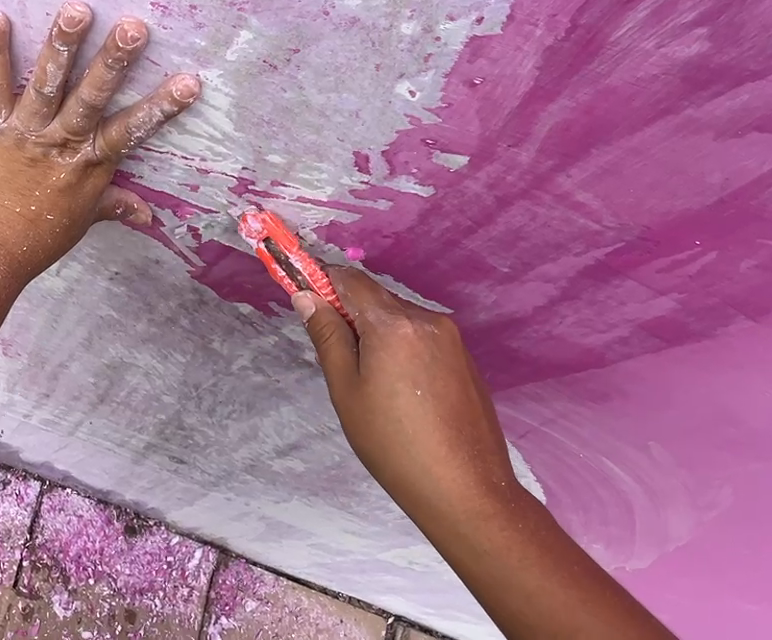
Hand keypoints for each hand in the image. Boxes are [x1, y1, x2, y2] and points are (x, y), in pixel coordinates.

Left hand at [0, 0, 200, 284]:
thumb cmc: (34, 240)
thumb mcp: (80, 222)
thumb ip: (113, 206)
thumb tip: (148, 215)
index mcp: (88, 164)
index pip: (132, 130)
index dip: (161, 106)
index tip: (189, 80)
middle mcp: (61, 142)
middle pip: (92, 97)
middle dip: (113, 60)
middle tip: (132, 26)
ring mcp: (26, 130)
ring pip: (48, 82)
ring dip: (63, 44)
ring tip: (76, 8)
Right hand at [295, 267, 524, 521]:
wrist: (468, 493)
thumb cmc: (393, 444)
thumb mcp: (346, 390)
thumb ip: (327, 336)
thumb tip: (307, 296)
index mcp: (393, 323)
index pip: (350, 278)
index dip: (322, 279)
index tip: (303, 294)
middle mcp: (426, 319)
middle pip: (376, 297)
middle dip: (350, 310)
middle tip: (336, 352)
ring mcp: (451, 339)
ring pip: (399, 317)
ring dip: (376, 330)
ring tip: (371, 380)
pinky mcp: (465, 360)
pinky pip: (422, 336)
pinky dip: (401, 346)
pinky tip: (400, 388)